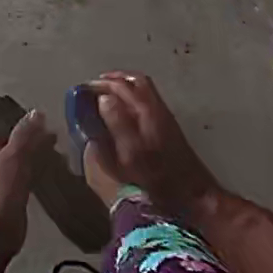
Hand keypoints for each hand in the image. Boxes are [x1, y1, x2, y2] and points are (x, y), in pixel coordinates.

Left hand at [0, 110, 55, 261]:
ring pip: (24, 151)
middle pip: (13, 133)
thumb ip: (24, 135)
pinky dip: (43, 164)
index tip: (35, 111)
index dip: (13, 111)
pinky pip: (30, 168)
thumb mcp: (13, 159)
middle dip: (33, 131)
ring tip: (60, 147)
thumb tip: (37, 111)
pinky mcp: (16, 186)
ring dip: (40, 148)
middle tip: (54, 132)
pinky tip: (59, 166)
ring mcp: (5, 170)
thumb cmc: (1, 194)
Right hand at [86, 71, 220, 215]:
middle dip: (111, 79)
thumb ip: (117, 123)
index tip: (81, 91)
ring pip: (142, 88)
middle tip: (92, 88)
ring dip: (122, 85)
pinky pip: (146, 99)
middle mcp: (156, 107)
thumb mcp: (130, 153)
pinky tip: (122, 110)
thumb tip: (102, 98)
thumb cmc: (155, 176)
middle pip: (134, 80)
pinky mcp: (167, 125)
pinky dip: (131, 96)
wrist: (190, 193)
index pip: (120, 85)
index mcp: (145, 111)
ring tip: (104, 94)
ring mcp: (164, 115)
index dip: (99, 85)